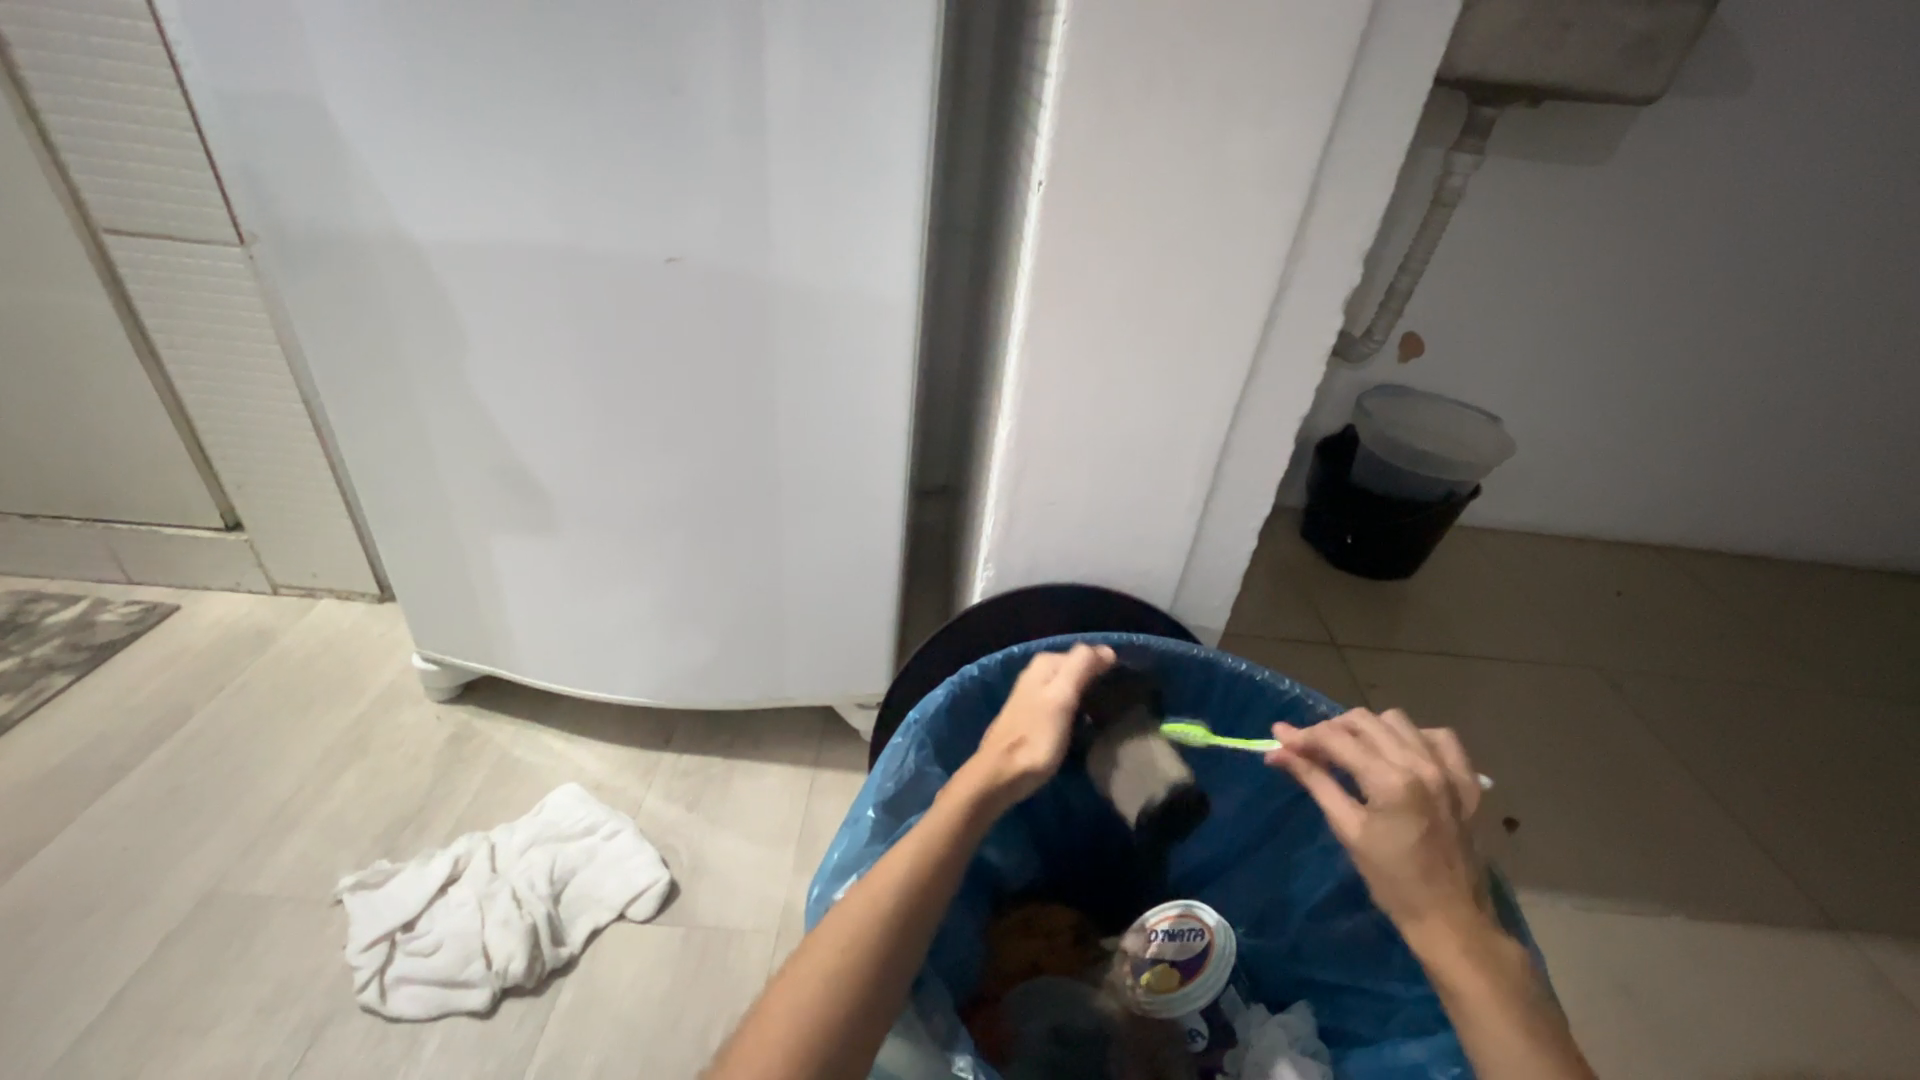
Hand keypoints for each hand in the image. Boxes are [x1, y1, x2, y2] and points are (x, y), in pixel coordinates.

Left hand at [955, 643, 1116, 812]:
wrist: (1001, 774)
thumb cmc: (1036, 737)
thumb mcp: (1061, 698)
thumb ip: (1081, 668)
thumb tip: (1106, 650)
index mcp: (1045, 664)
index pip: (1086, 653)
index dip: (1107, 666)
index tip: (1126, 687)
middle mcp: (1037, 673)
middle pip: (1077, 669)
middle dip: (1098, 681)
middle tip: (1121, 703)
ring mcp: (1033, 694)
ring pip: (1070, 687)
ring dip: (1088, 697)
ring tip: (1109, 715)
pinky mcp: (1033, 715)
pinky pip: (1063, 703)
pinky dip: (1077, 710)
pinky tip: (1087, 725)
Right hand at [1265, 708, 1488, 945]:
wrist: (1450, 917)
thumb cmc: (1390, 880)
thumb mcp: (1346, 828)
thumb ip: (1314, 780)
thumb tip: (1277, 751)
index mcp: (1391, 781)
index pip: (1336, 739)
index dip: (1302, 736)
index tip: (1278, 740)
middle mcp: (1422, 764)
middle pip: (1364, 721)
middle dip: (1330, 730)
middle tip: (1310, 751)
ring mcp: (1449, 770)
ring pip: (1398, 721)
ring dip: (1368, 730)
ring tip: (1351, 752)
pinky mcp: (1467, 780)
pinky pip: (1439, 737)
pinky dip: (1413, 737)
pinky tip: (1399, 755)